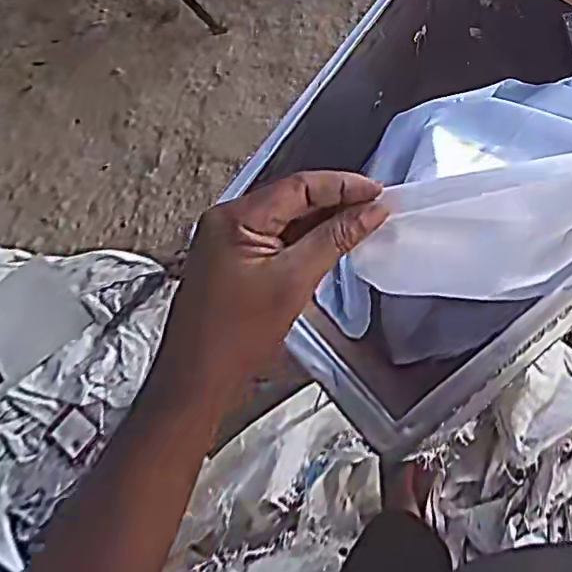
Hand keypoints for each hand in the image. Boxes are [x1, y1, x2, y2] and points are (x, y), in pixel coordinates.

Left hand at [156, 172, 388, 405]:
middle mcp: (229, 221)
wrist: (196, 385)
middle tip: (376, 204)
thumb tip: (369, 212)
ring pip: (290, 215)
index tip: (375, 192)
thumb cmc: (231, 341)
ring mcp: (232, 240)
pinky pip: (281, 234)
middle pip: (295, 197)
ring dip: (326, 217)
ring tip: (363, 219)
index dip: (343, 186)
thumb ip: (335, 238)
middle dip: (338, 199)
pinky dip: (310, 235)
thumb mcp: (294, 281)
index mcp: (235, 219)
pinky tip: (334, 239)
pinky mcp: (239, 258)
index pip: (299, 186)